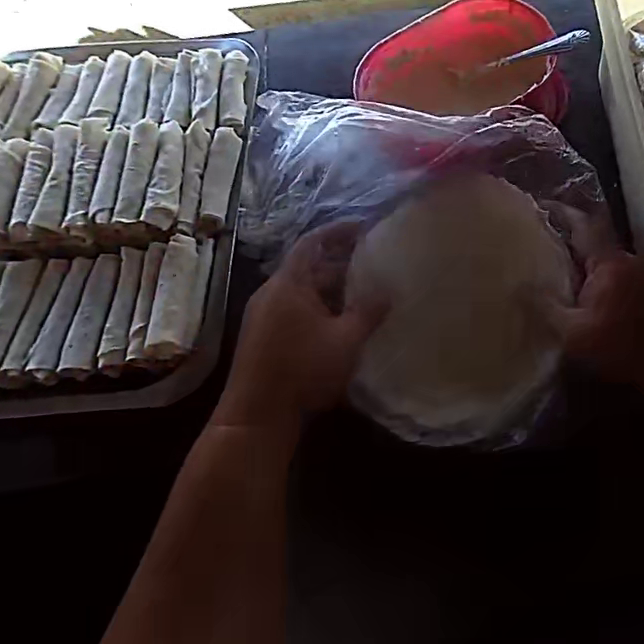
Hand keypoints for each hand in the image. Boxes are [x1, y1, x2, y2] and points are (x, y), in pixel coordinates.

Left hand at [219, 221, 385, 427]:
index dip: (338, 231)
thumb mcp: (345, 340)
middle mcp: (271, 292)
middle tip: (372, 263)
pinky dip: (317, 307)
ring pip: (301, 290)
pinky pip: (293, 308)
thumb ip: (368, 313)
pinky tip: (338, 323)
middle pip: (308, 267)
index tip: (364, 228)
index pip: (313, 242)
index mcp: (289, 283)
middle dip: (340, 263)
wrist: (257, 414)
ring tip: (362, 293)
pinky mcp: (262, 335)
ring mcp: (263, 314)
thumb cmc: (303, 370)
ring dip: (330, 289)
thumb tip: (387, 292)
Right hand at [539, 206, 643, 399]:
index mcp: (608, 263)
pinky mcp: (634, 286)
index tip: (536, 205)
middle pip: (590, 233)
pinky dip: (582, 264)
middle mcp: (623, 259)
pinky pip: (602, 265)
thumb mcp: (572, 332)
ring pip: (596, 250)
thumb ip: (544, 306)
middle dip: (562, 227)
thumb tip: (517, 284)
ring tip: (542, 249)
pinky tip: (564, 275)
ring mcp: (632, 272)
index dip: (560, 211)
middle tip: (531, 227)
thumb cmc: (619, 347)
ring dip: (572, 247)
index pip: (583, 224)